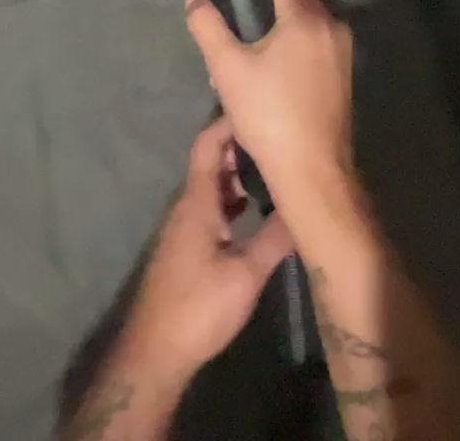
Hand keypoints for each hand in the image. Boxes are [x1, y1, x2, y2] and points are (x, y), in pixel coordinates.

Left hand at [116, 118, 295, 383]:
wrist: (156, 350)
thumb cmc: (198, 307)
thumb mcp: (245, 275)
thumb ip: (274, 239)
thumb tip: (303, 207)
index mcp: (197, 202)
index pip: (207, 146)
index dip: (227, 124)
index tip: (257, 108)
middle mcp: (187, 207)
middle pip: (211, 163)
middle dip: (240, 146)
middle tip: (276, 138)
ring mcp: (185, 227)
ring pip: (212, 188)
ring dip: (238, 175)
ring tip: (273, 168)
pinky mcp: (187, 247)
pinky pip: (211, 209)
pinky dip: (232, 201)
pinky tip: (255, 211)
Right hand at [185, 0, 357, 229]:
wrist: (312, 171)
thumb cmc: (269, 114)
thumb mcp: (227, 68)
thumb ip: (208, 25)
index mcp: (305, 16)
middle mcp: (330, 24)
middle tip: (231, 10)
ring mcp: (342, 50)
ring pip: (305, 18)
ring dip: (277, 20)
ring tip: (245, 43)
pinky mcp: (343, 73)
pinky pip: (314, 40)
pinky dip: (291, 40)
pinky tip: (269, 67)